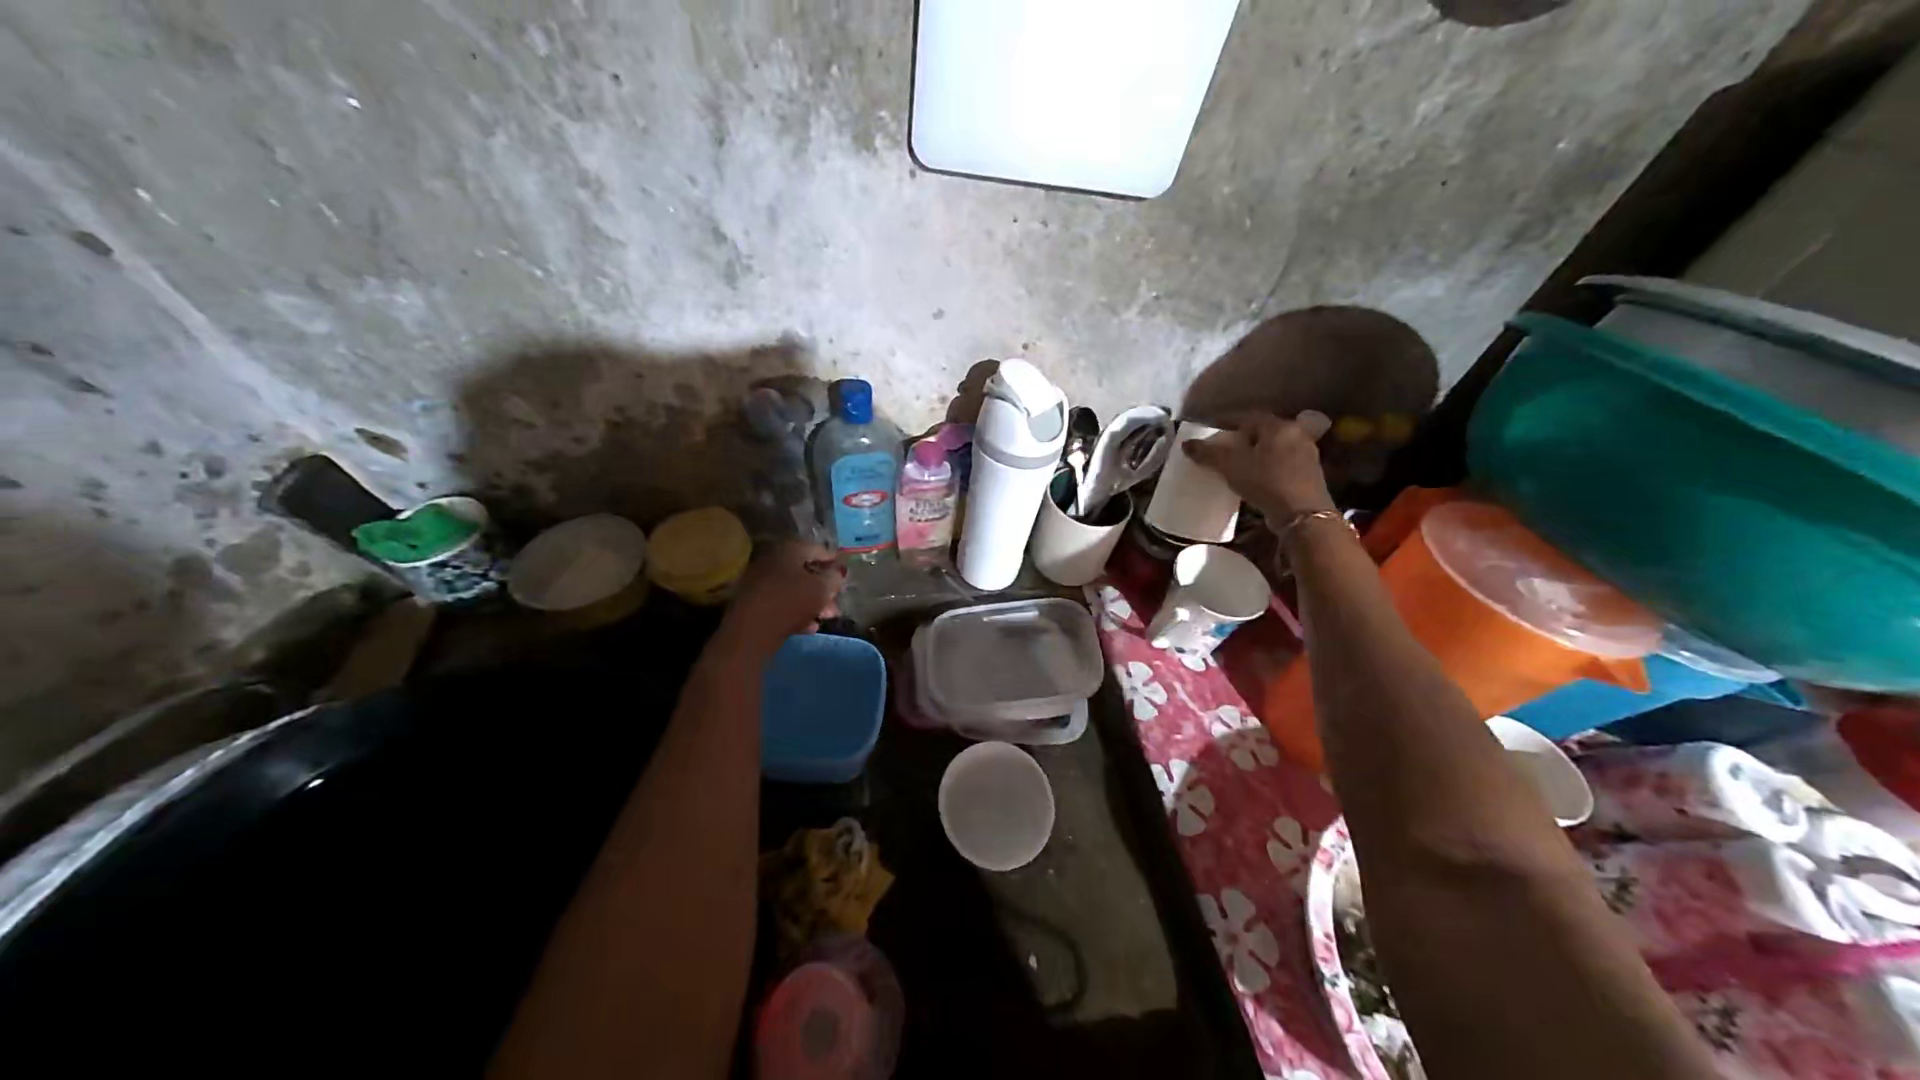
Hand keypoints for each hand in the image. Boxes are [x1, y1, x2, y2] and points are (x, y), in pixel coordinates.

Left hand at [718, 541, 844, 652]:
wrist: (751, 630)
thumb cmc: (791, 602)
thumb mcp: (822, 589)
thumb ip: (834, 578)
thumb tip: (838, 572)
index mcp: (789, 549)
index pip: (818, 549)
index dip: (834, 561)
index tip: (845, 574)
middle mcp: (773, 559)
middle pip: (805, 571)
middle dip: (824, 588)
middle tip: (837, 603)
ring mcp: (760, 580)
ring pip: (794, 589)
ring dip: (813, 602)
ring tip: (826, 617)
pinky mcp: (754, 602)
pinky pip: (781, 602)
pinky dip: (796, 612)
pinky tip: (809, 626)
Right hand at [1182, 412, 1335, 522]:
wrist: (1302, 515)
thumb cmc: (1266, 482)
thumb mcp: (1231, 466)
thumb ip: (1208, 453)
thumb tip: (1186, 444)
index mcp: (1278, 426)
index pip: (1247, 416)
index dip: (1225, 420)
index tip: (1210, 427)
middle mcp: (1296, 434)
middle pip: (1263, 430)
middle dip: (1242, 437)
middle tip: (1224, 445)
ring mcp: (1306, 454)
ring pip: (1273, 447)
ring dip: (1255, 452)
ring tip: (1237, 462)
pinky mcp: (1309, 473)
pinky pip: (1281, 462)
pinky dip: (1266, 465)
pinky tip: (1256, 476)